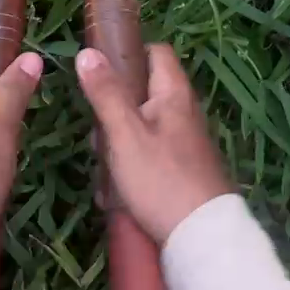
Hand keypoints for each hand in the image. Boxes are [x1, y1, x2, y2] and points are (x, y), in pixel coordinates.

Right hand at [76, 43, 231, 243]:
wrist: (202, 238)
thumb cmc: (161, 178)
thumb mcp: (125, 134)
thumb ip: (106, 93)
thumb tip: (87, 52)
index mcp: (174, 92)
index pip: (156, 51)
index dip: (129, 54)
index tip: (101, 71)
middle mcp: (184, 111)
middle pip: (143, 92)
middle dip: (114, 109)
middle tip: (98, 133)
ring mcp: (185, 141)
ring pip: (141, 127)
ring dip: (118, 143)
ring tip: (105, 167)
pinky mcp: (183, 168)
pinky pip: (149, 154)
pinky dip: (131, 167)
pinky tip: (116, 192)